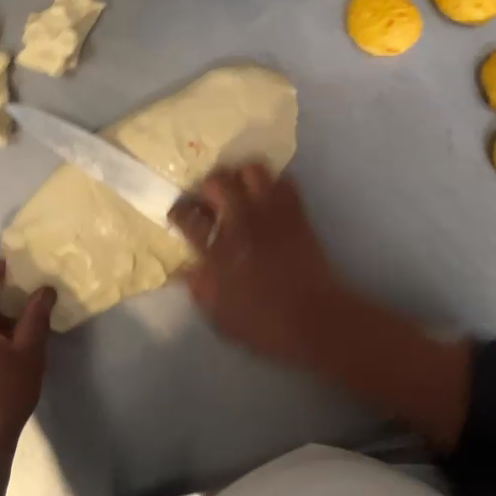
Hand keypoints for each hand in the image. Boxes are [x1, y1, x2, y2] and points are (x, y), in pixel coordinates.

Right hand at [172, 165, 473, 450]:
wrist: (316, 319)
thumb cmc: (266, 324)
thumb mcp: (221, 317)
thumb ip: (199, 287)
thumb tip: (185, 267)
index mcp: (218, 251)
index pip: (187, 216)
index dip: (179, 211)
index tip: (180, 214)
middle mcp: (242, 223)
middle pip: (217, 182)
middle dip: (208, 185)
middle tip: (210, 198)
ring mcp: (271, 213)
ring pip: (251, 170)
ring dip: (241, 176)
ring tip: (240, 190)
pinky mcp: (296, 212)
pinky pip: (284, 181)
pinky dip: (274, 184)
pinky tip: (269, 198)